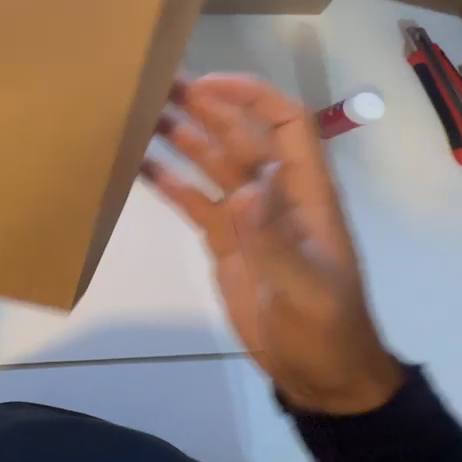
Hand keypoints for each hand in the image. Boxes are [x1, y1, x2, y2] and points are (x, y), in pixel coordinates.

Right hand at [140, 75, 402, 414]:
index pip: (285, 124)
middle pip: (238, 133)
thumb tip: (248, 185)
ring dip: (180, 133)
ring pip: (210, 159)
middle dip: (203, 104)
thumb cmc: (326, 329)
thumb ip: (275, 236)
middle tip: (156, 84)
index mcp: (304, 192)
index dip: (250, 96)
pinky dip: (166, 177)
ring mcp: (246, 214)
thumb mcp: (306, 287)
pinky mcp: (223, 236)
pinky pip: (190, 196)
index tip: (206, 83)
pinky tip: (135, 163)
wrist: (322, 378)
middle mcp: (273, 192)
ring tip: (140, 112)